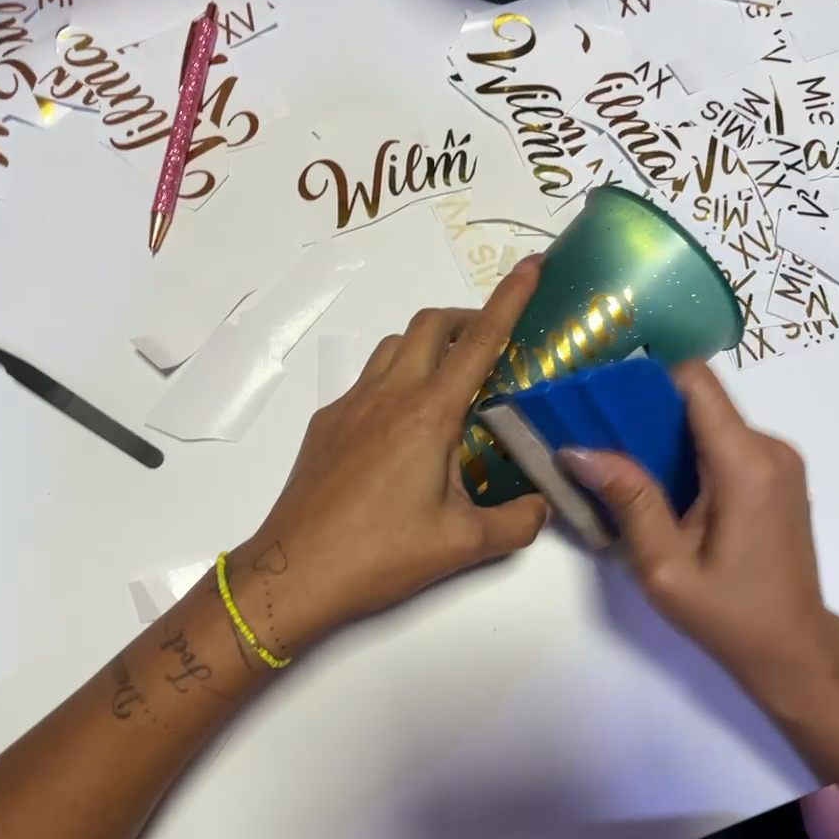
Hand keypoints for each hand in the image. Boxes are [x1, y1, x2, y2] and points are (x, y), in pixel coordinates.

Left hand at [228, 256, 550, 655]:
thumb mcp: (462, 544)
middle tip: (490, 345)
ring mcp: (351, 405)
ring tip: (448, 384)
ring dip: (427, 346)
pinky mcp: (327, 423)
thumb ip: (516, 523)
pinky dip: (395, 382)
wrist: (296, 572)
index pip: (480, 341)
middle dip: (466, 317)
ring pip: (394, 345)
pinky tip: (401, 430)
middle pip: (430, 324)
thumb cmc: (381, 554)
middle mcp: (389, 395)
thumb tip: (542, 507)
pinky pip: (367, 382)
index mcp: (430, 414)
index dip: (511, 298)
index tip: (531, 265)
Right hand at [559, 361, 838, 702]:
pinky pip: (724, 443)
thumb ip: (629, 500)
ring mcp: (778, 460)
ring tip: (628, 474)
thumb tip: (577, 449)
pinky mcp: (776, 475)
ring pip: (709, 421)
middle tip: (602, 446)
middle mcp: (770, 448)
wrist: (795, 651)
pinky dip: (690, 455)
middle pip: (699, 400)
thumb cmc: (730, 616)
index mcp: (746, 464)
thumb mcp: (665, 567)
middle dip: (647, 414)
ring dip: (667, 438)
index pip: (695, 381)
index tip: (606, 407)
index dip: (647, 382)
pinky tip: (666, 492)